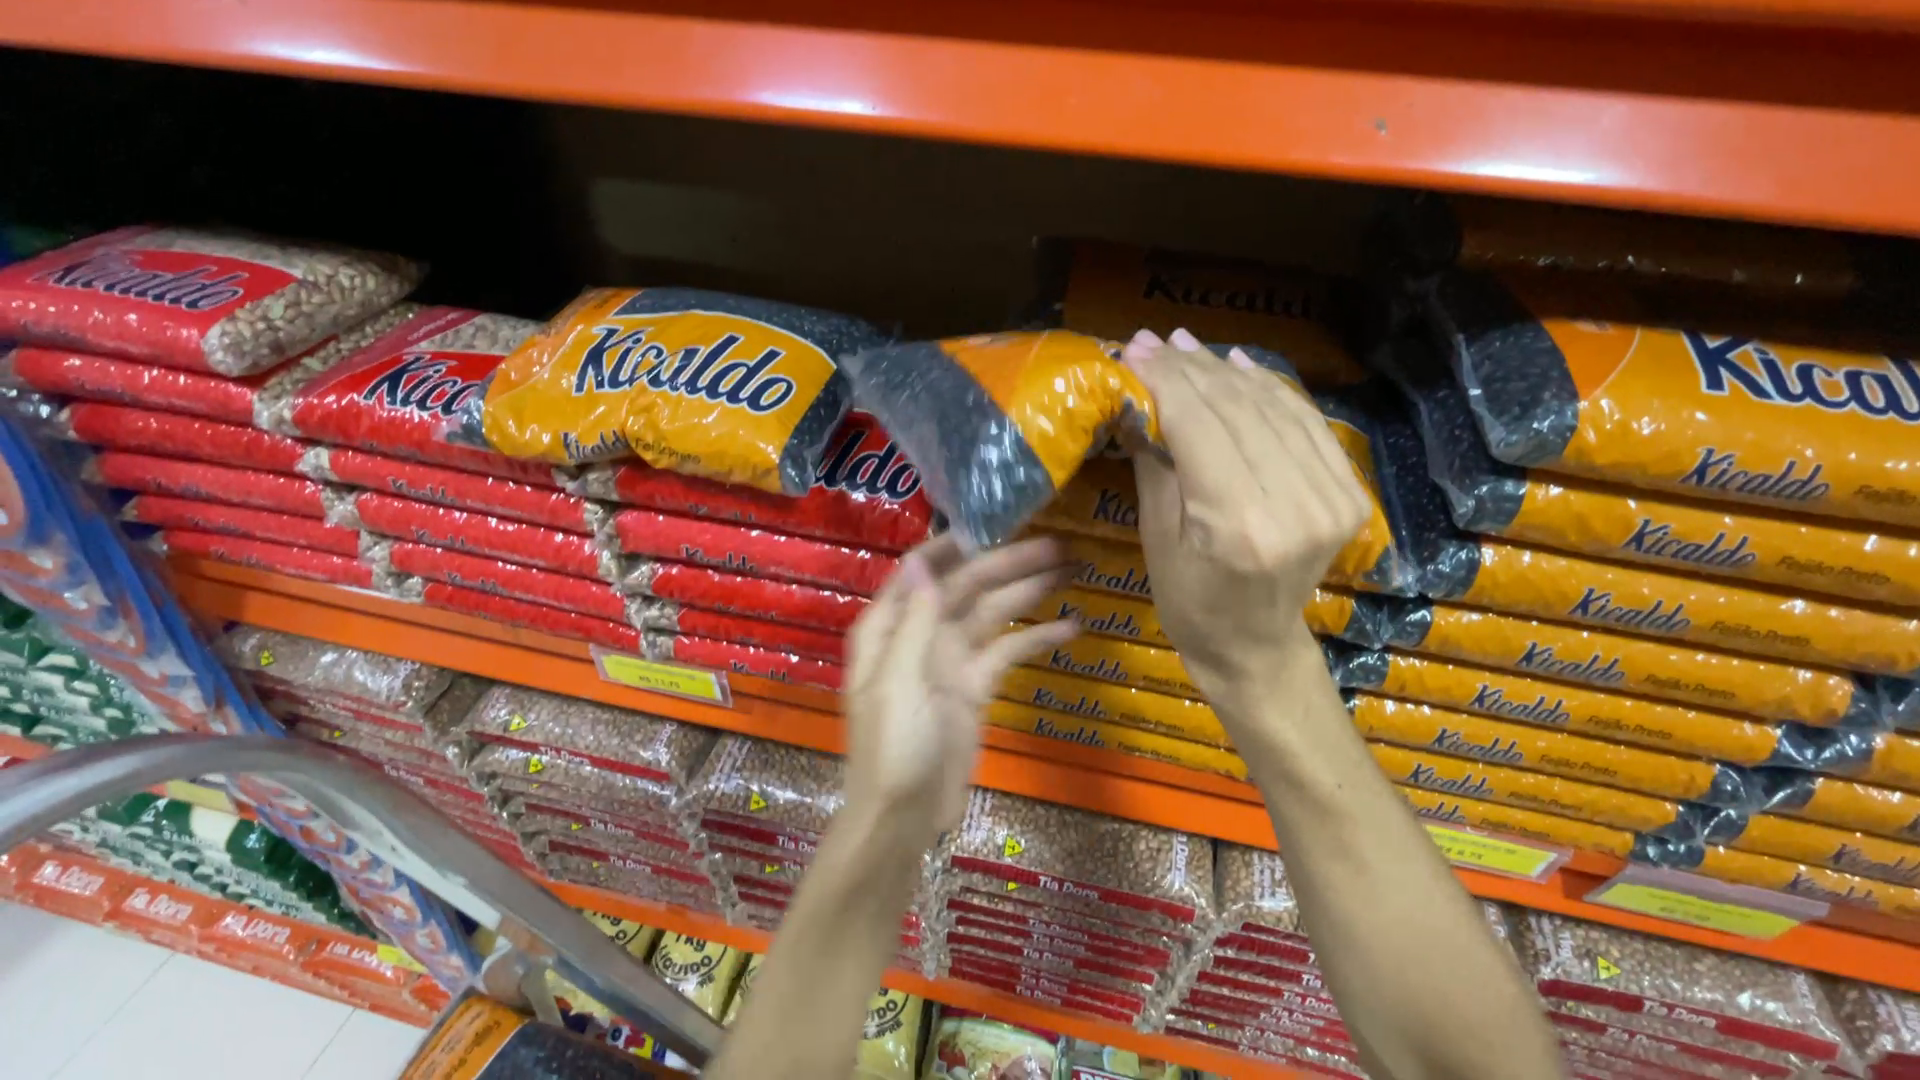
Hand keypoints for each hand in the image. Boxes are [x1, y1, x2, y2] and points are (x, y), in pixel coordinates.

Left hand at [842, 534, 1077, 847]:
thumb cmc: (891, 748)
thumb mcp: (897, 682)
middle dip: (1007, 564)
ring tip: (1071, 569)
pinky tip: (1071, 626)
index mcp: (890, 627)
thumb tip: (920, 562)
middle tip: (1056, 546)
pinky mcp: (975, 688)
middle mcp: (920, 634)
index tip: (993, 523)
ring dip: (1027, 592)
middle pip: (966, 587)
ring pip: (992, 614)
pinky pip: (1007, 653)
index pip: (920, 570)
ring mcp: (950, 660)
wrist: (903, 816)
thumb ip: (914, 623)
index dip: (953, 544)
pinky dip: (1036, 638)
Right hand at [1123, 328, 1369, 714]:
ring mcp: (1332, 499)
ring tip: (1188, 345)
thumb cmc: (1191, 603)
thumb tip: (1137, 396)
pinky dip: (1272, 390)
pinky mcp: (1349, 494)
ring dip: (1227, 372)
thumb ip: (1154, 463)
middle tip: (1154, 340)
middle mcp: (1294, 506)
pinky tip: (1239, 366)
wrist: (1255, 645)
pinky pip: (1306, 423)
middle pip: (1238, 411)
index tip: (1135, 349)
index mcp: (1239, 526)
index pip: (1200, 428)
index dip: (1166, 381)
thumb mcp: (1157, 540)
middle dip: (1192, 369)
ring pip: (1274, 409)